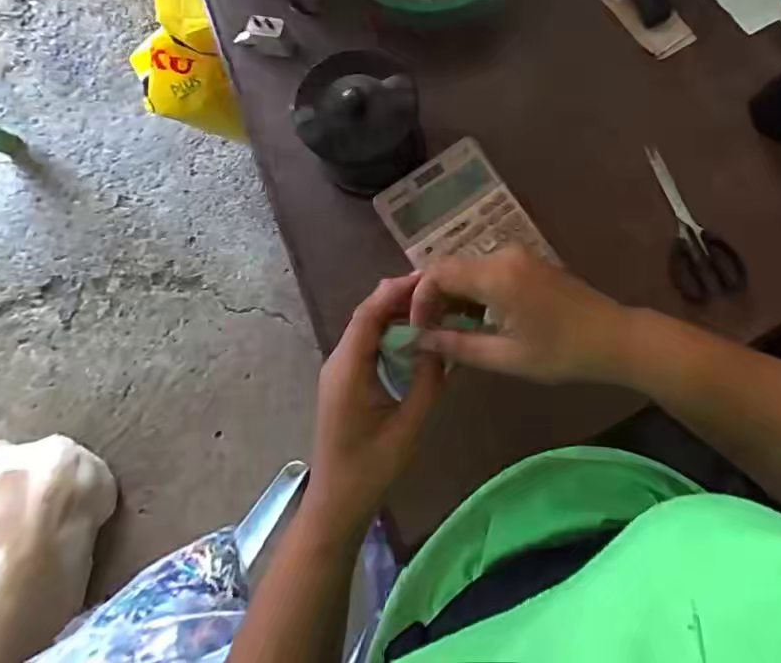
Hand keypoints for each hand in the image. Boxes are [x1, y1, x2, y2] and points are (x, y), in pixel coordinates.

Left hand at [308, 273, 443, 531]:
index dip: (396, 291)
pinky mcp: (345, 379)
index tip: (429, 278)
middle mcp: (339, 361)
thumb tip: (444, 343)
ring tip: (432, 305)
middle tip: (438, 288)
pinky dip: (389, 332)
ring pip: (367, 327)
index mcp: (348, 368)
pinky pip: (367, 344)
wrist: (336, 503)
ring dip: (395, 313)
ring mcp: (339, 369)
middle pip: (367, 314)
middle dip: (399, 297)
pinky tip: (415, 335)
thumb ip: (427, 382)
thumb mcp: (408, 426)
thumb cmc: (370, 468)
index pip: (369, 314)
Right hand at [411, 247, 634, 384]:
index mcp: (496, 275)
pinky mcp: (526, 261)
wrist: (614, 337)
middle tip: (427, 332)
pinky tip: (474, 318)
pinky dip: (473, 291)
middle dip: (433, 298)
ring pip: (467, 269)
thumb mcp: (506, 356)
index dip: (419, 298)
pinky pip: (486, 269)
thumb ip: (457, 345)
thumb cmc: (562, 352)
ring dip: (453, 295)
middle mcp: (503, 255)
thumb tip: (419, 341)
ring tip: (448, 330)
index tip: (417, 328)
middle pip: (451, 268)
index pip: (438, 273)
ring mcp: (517, 255)